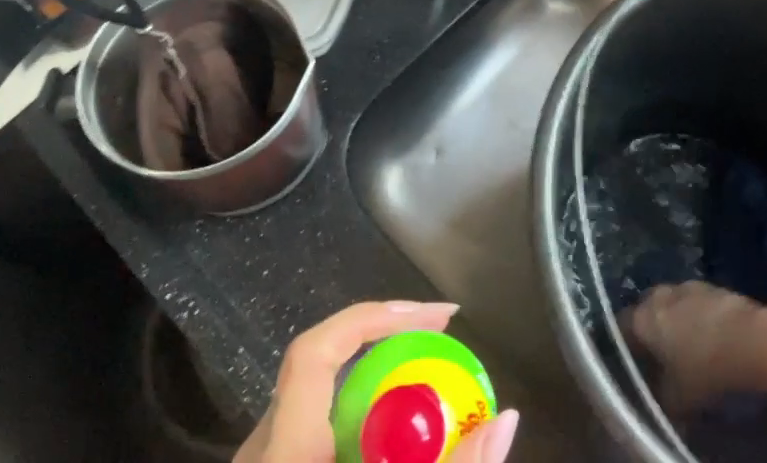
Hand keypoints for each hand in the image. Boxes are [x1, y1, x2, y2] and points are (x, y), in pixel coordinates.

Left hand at [234, 300, 519, 462]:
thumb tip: (506, 421)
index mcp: (284, 455)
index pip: (314, 353)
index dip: (371, 318)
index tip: (435, 318)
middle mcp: (260, 455)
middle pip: (319, 371)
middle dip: (382, 347)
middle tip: (442, 344)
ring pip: (315, 405)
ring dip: (372, 388)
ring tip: (427, 389)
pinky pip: (314, 436)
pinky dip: (358, 425)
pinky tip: (393, 445)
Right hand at [625, 282, 765, 413]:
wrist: (755, 341)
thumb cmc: (706, 370)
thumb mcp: (677, 399)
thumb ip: (660, 399)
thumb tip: (657, 400)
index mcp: (642, 318)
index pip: (620, 328)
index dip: (624, 347)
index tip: (632, 364)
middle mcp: (660, 295)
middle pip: (646, 311)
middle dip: (650, 330)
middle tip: (658, 355)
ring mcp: (689, 287)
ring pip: (673, 304)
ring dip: (676, 320)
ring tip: (688, 346)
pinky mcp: (716, 287)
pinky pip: (697, 303)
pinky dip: (698, 317)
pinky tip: (711, 337)